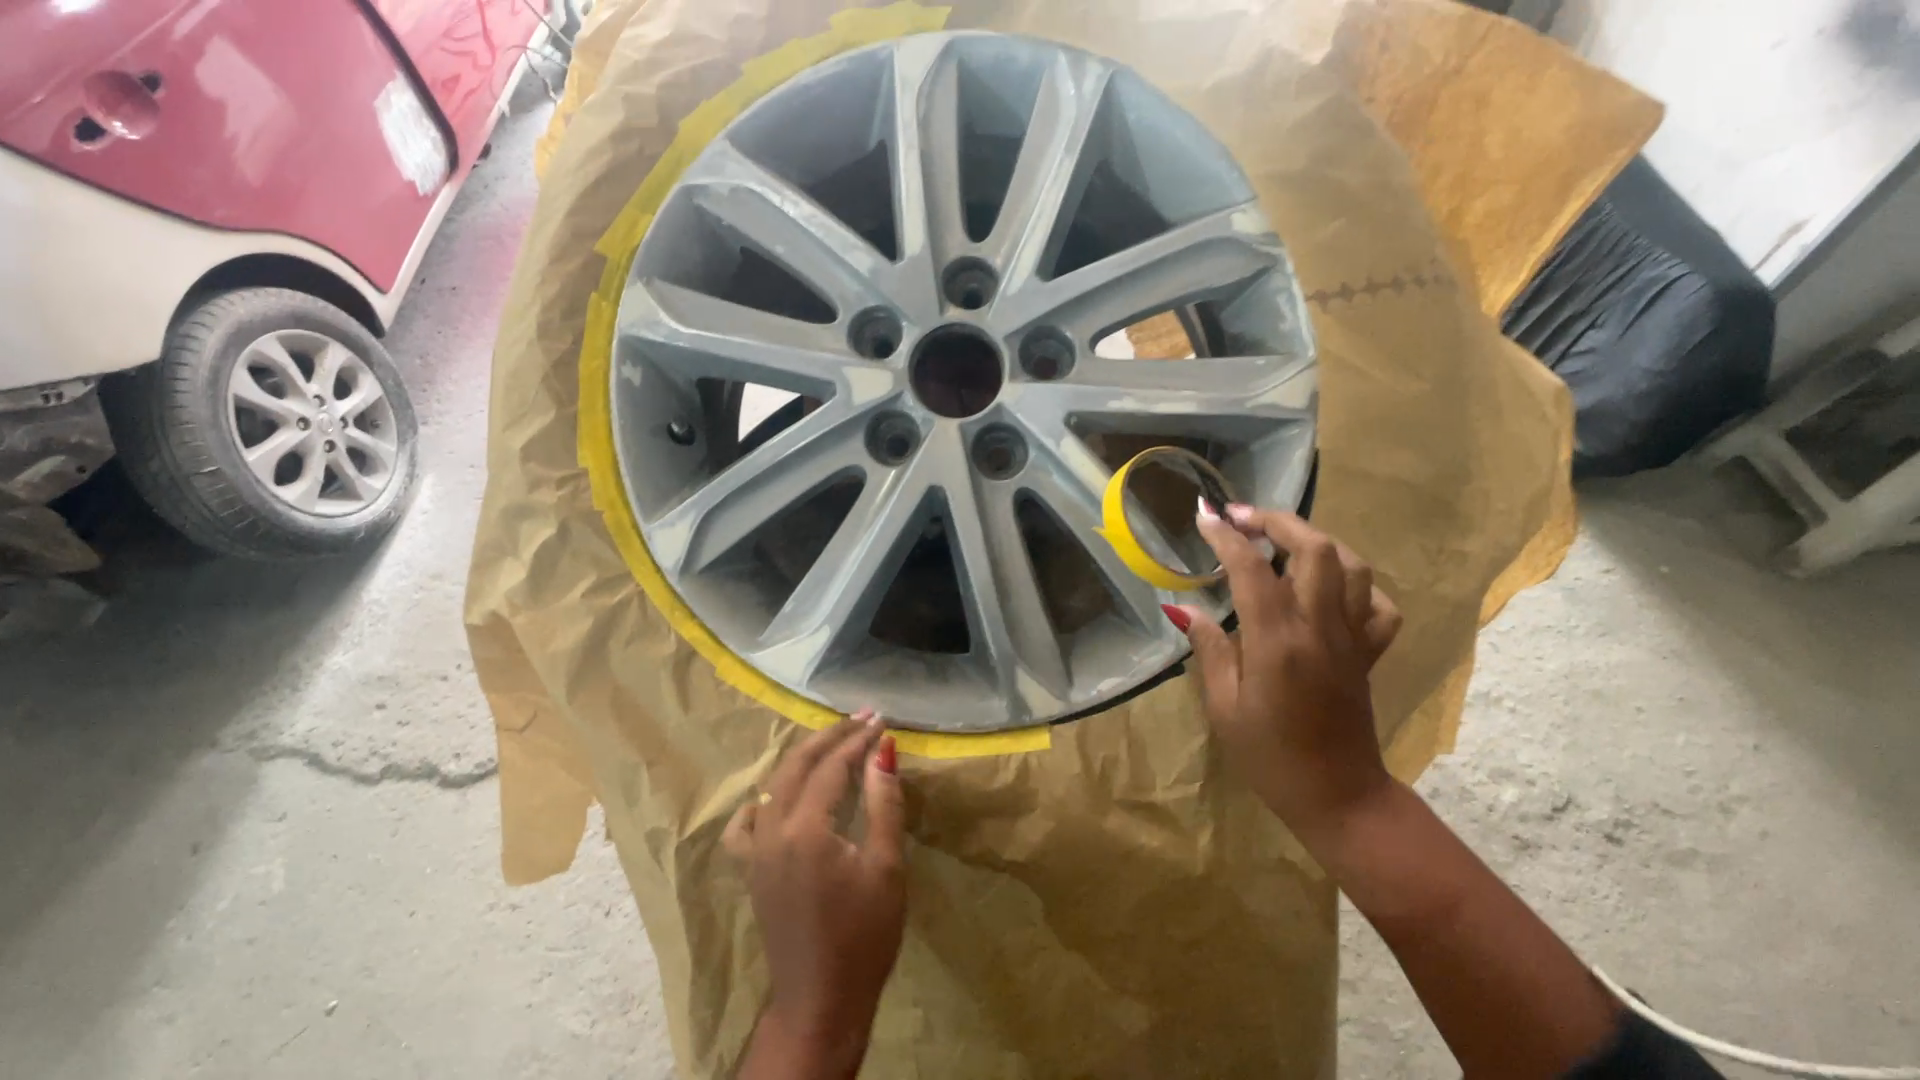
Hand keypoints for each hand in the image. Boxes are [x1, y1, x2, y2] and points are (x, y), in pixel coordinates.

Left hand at [725, 712, 905, 1057]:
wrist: (822, 998)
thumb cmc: (864, 935)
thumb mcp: (886, 866)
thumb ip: (884, 803)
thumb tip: (884, 751)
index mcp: (806, 828)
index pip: (831, 767)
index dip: (857, 740)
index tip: (881, 720)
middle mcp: (772, 831)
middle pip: (797, 767)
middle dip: (830, 738)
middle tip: (861, 720)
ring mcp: (756, 852)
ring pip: (773, 787)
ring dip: (802, 761)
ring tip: (830, 746)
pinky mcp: (752, 871)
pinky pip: (746, 824)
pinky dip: (762, 801)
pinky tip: (775, 799)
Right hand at [1172, 505, 1402, 839]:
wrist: (1338, 796)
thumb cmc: (1269, 757)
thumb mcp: (1224, 708)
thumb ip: (1209, 650)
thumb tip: (1182, 608)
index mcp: (1277, 642)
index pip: (1251, 569)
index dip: (1226, 536)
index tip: (1206, 515)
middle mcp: (1320, 628)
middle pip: (1314, 548)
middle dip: (1276, 521)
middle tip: (1242, 517)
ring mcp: (1353, 638)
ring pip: (1351, 565)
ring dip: (1316, 541)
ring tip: (1282, 543)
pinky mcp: (1371, 653)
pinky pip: (1377, 605)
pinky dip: (1357, 585)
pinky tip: (1330, 590)